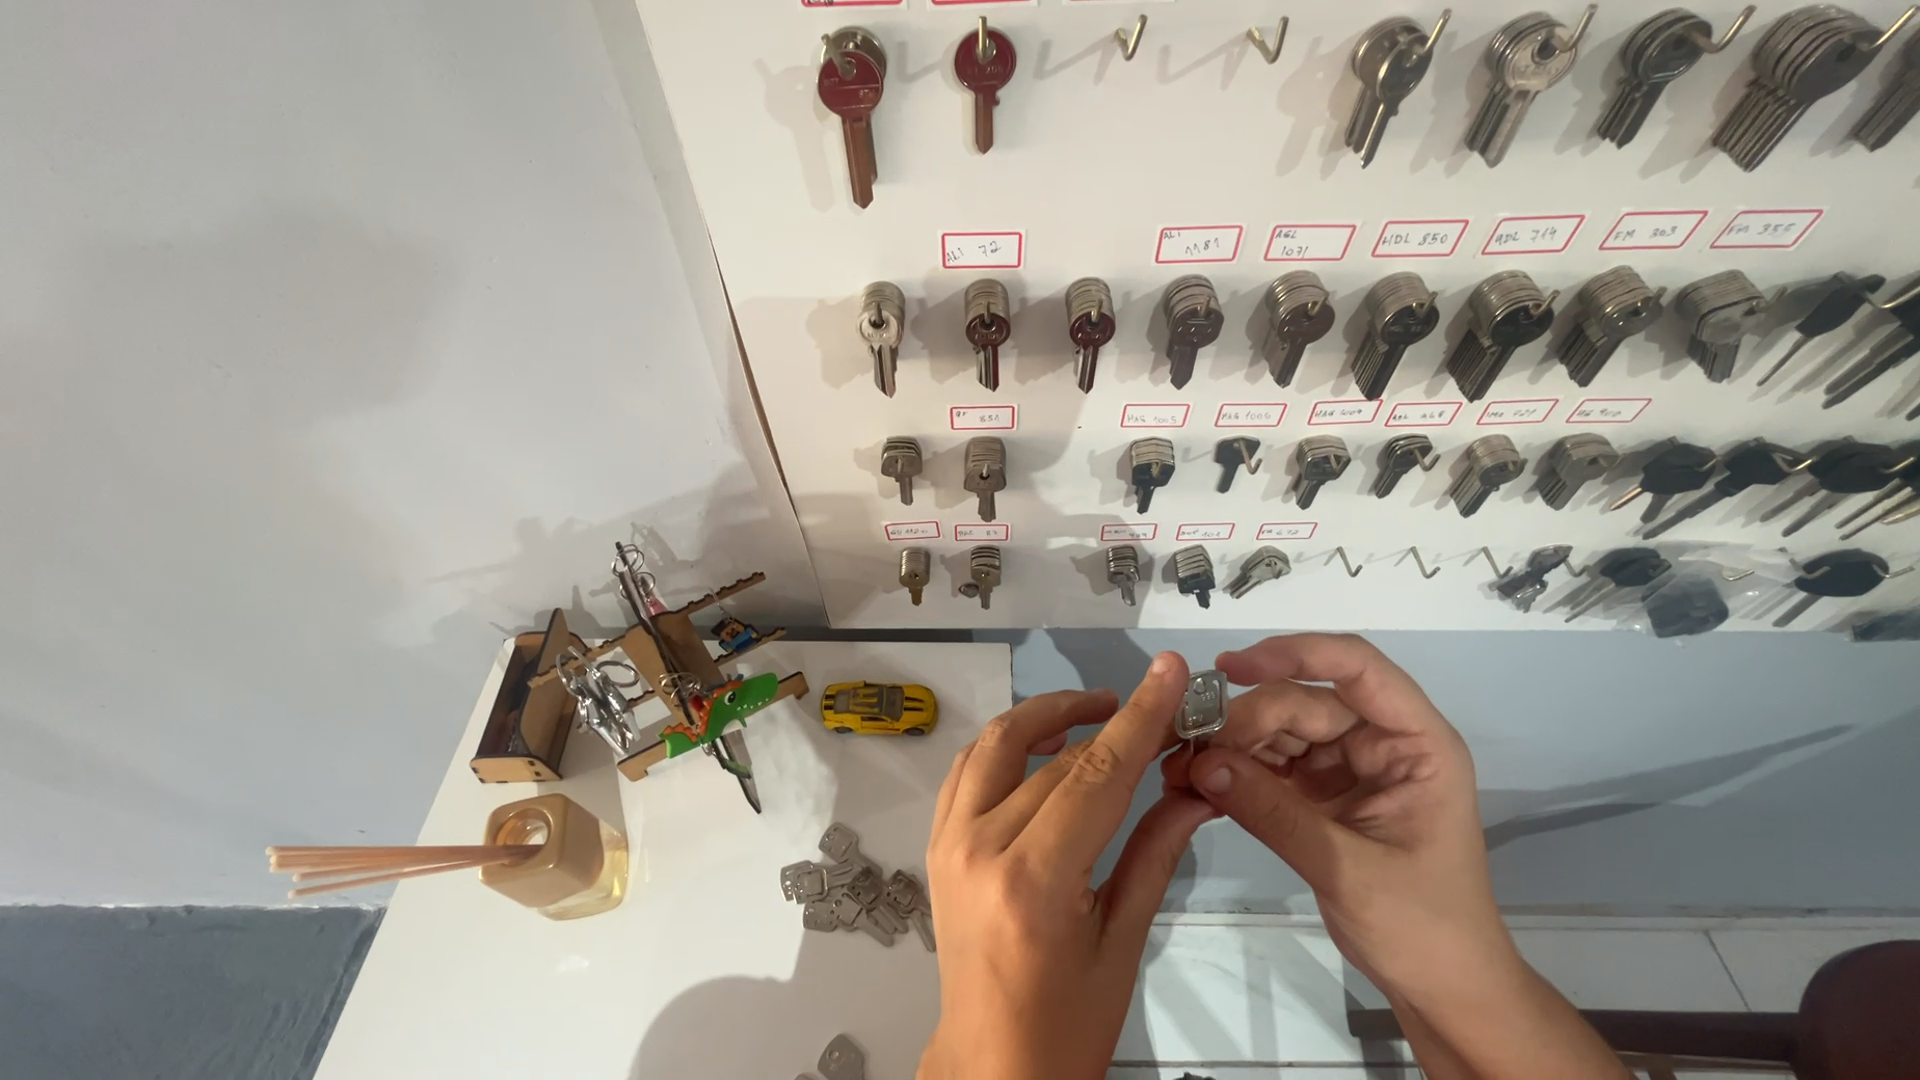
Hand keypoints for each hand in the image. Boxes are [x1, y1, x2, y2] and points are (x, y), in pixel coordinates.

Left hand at [919, 653, 1217, 1079]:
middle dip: (1111, 723)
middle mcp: (980, 847)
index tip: (1168, 673)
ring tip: (1097, 712)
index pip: (1095, 775)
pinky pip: (968, 769)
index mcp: (1033, 880)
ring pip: (997, 745)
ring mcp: (948, 841)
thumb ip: (1156, 852)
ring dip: (1047, 716)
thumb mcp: (1122, 941)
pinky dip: (1004, 744)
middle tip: (1151, 707)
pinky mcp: (937, 842)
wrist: (990, 1062)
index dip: (1139, 719)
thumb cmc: (1067, 1020)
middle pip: (1053, 758)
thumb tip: (1197, 785)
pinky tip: (1041, 743)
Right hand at [1163, 634, 1517, 1004]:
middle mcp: (1378, 741)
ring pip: (1277, 728)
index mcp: (1414, 743)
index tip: (1231, 668)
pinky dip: (1233, 770)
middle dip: (1244, 721)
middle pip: (1301, 702)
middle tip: (1189, 751)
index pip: (1357, 668)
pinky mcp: (1317, 790)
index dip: (1296, 653)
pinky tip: (1199, 782)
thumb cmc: (1423, 927)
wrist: (1439, 987)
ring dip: (1230, 744)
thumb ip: (1274, 813)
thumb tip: (1202, 763)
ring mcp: (1345, 764)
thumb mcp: (1348, 869)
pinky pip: (1268, 762)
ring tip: (1182, 769)